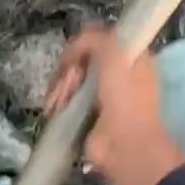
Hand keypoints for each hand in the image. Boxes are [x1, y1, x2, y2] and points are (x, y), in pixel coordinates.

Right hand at [44, 26, 184, 184]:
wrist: (125, 145)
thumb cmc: (124, 97)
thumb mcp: (113, 54)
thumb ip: (93, 39)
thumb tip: (74, 46)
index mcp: (131, 57)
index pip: (100, 40)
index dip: (83, 45)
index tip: (73, 56)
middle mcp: (117, 73)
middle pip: (81, 60)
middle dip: (68, 69)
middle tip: (68, 83)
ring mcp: (101, 95)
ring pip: (70, 79)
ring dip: (60, 87)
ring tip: (59, 102)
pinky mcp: (87, 114)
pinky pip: (66, 99)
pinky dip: (57, 101)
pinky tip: (53, 109)